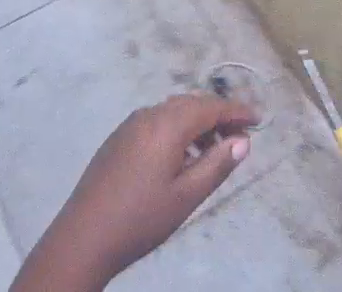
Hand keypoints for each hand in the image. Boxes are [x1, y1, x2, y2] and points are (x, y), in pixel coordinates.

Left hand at [11, 95, 258, 291]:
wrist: (83, 237)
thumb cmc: (141, 218)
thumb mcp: (187, 196)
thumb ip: (217, 164)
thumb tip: (242, 140)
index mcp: (167, 125)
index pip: (210, 107)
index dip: (236, 111)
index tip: (258, 120)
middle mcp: (148, 115)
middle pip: (190, 104)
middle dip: (217, 114)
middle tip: (240, 134)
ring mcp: (129, 126)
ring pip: (172, 112)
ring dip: (196, 123)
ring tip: (213, 150)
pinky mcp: (117, 139)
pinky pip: (155, 122)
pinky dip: (176, 130)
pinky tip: (180, 158)